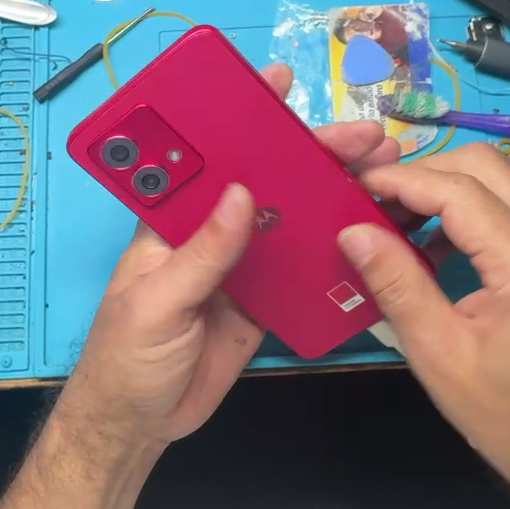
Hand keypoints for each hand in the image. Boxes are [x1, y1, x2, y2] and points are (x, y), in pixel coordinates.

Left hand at [62, 63, 399, 452]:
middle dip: (310, 153)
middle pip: (264, 183)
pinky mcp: (262, 301)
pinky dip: (333, 252)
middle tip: (365, 136)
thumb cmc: (127, 357)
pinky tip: (368, 235)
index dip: (240, 118)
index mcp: (173, 221)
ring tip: (382, 174)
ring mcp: (240, 266)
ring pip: (290, 221)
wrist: (140, 423)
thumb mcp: (157, 302)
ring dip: (330, 196)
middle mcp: (210, 233)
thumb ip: (201, 254)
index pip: (207, 157)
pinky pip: (301, 269)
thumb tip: (242, 194)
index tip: (278, 85)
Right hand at [336, 144, 509, 508]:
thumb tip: (351, 230)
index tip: (354, 187)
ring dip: (442, 188)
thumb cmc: (504, 412)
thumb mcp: (436, 352)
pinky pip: (508, 203)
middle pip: (483, 165)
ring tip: (395, 221)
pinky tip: (432, 245)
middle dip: (422, 173)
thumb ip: (395, 282)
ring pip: (497, 178)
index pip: (457, 191)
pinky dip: (464, 208)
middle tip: (375, 203)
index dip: (400, 181)